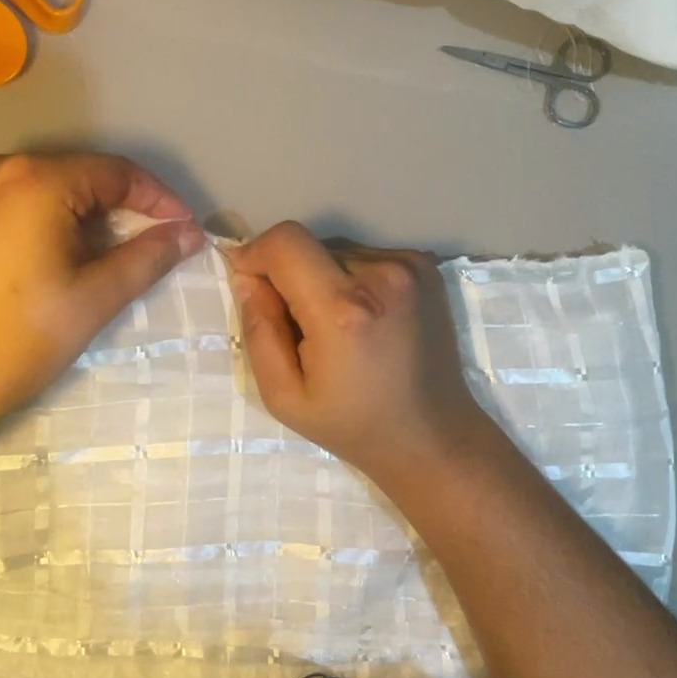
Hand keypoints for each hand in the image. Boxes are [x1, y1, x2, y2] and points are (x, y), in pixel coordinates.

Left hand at [0, 153, 203, 431]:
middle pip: (82, 176)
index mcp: (36, 180)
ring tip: (114, 258)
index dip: (159, 200)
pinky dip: (52, 221)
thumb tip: (190, 234)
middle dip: (124, 210)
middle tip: (155, 248)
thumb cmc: (21, 338)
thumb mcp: (95, 298)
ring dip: (89, 217)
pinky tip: (66, 257)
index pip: (116, 173)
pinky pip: (19, 202)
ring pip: (51, 189)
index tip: (186, 231)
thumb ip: (148, 257)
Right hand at [229, 222, 500, 485]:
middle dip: (290, 278)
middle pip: (310, 247)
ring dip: (322, 280)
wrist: (430, 434)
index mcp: (342, 310)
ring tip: (337, 329)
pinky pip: (367, 257)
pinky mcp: (425, 268)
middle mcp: (381, 275)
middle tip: (299, 328)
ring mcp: (410, 268)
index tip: (249, 284)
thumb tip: (246, 279)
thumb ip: (259, 332)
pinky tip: (364, 321)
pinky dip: (352, 280)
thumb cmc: (352, 425)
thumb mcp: (284, 396)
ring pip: (337, 251)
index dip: (256, 255)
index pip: (285, 243)